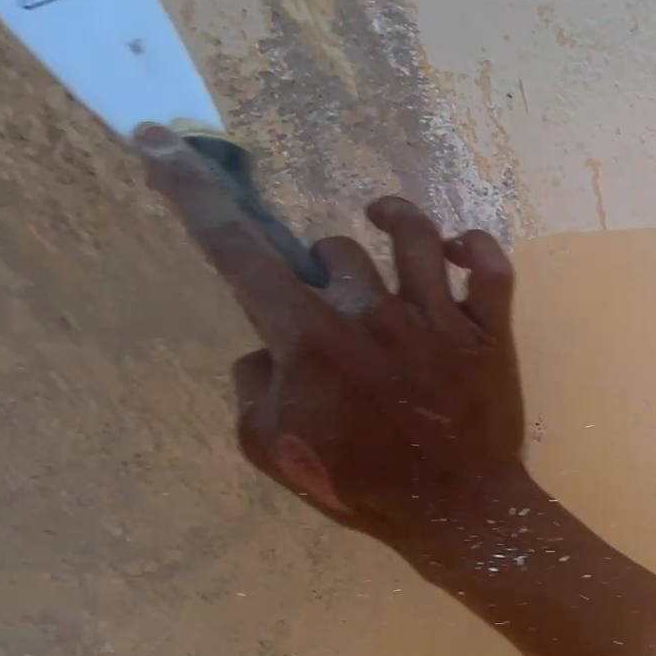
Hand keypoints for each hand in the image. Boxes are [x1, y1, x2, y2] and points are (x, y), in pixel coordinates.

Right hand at [133, 124, 525, 550]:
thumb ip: (252, 384)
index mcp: (309, 339)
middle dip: (325, 270)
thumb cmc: (361, 486)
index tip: (163, 144)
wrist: (458, 511)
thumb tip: (267, 346)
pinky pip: (492, 267)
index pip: (239, 249)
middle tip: (339, 307)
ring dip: (390, 222)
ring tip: (382, 223)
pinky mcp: (492, 334)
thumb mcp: (269, 446)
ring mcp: (439, 320)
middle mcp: (374, 315)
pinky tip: (453, 251)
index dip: (194, 193)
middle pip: (337, 250)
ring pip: (411, 235)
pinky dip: (475, 247)